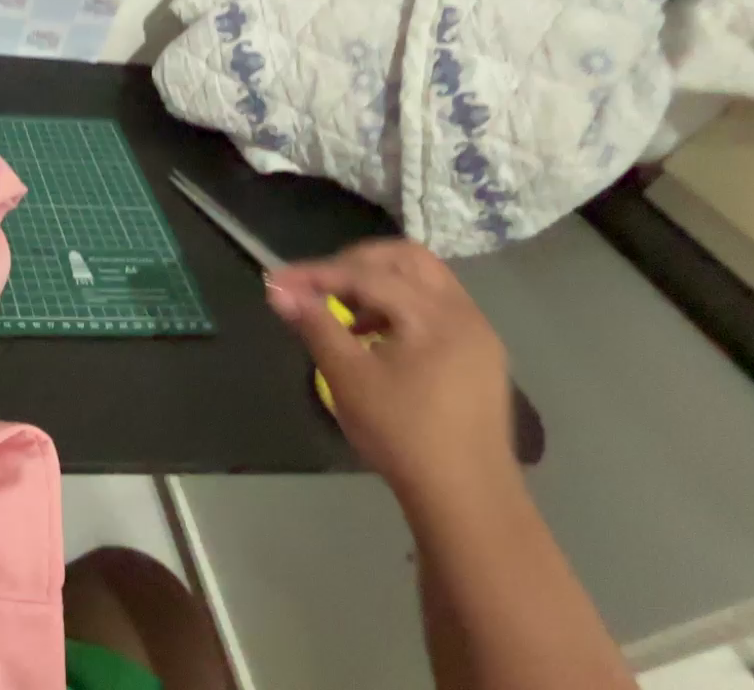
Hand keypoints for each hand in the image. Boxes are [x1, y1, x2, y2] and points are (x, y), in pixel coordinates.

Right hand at [266, 239, 516, 500]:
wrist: (466, 495)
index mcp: (434, 315)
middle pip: (406, 259)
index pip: (366, 274)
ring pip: (423, 280)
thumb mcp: (347, 377)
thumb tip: (278, 290)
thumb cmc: (402, 433)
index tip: (275, 281)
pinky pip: (434, 307)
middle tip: (317, 285)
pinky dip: (399, 306)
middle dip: (354, 263)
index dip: (315, 273)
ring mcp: (477, 333)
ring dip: (378, 283)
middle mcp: (463, 313)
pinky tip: (373, 338)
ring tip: (343, 314)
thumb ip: (314, 324)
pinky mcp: (478, 354)